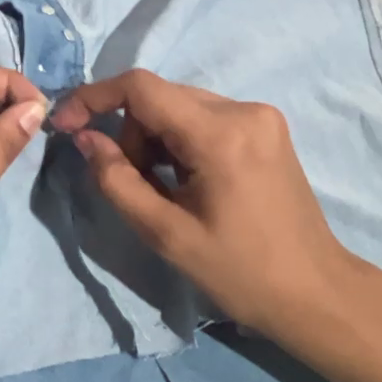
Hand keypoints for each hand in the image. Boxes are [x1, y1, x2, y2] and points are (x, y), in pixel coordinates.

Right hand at [51, 69, 354, 337]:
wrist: (315, 293)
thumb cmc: (239, 271)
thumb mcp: (165, 233)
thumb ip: (116, 180)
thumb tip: (85, 138)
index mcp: (220, 134)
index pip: (142, 88)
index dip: (94, 98)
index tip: (66, 125)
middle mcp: (243, 110)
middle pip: (158, 97)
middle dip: (130, 134)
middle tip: (132, 184)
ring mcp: (259, 117)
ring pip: (178, 106)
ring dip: (153, 140)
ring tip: (163, 191)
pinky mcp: (264, 128)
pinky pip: (201, 117)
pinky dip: (178, 142)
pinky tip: (186, 182)